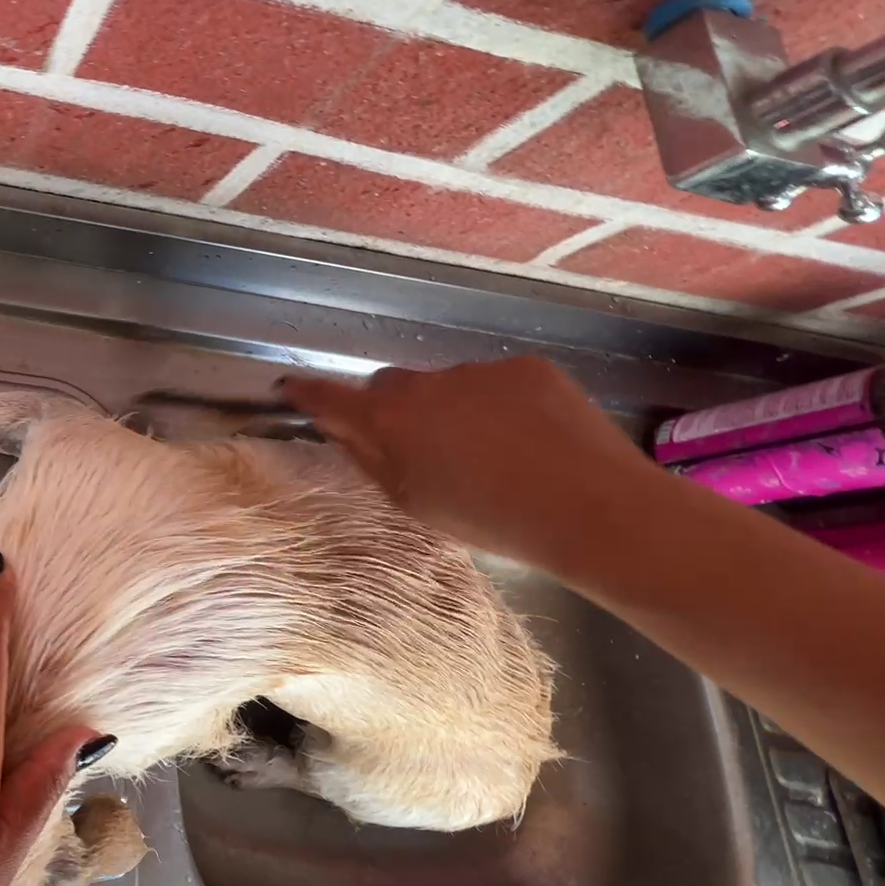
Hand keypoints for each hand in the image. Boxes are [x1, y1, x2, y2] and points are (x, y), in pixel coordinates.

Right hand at [282, 357, 663, 569]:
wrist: (594, 510)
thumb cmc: (488, 519)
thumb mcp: (410, 501)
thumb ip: (366, 459)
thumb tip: (340, 429)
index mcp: (386, 420)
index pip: (327, 396)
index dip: (305, 392)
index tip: (290, 387)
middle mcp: (420, 384)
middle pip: (389, 386)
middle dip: (394, 408)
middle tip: (422, 445)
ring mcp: (475, 370)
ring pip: (445, 384)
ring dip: (451, 407)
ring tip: (491, 448)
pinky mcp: (525, 366)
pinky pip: (494, 380)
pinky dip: (498, 402)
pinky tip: (527, 435)